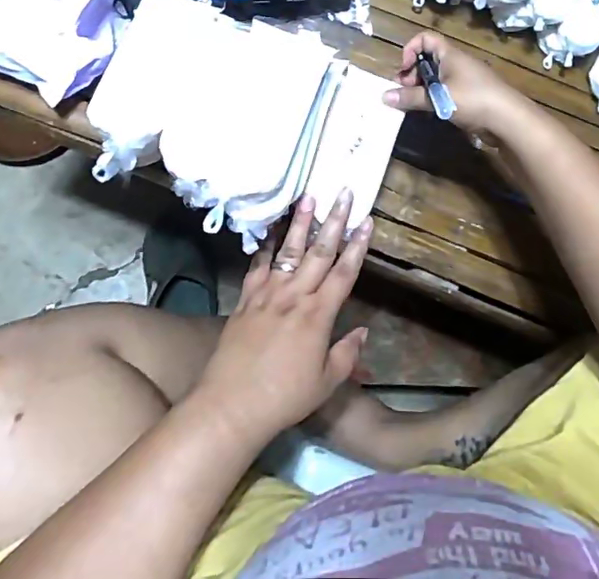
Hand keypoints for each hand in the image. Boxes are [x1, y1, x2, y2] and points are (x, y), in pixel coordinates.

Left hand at [190, 191, 372, 441]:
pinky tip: (271, 230)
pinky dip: (266, 245)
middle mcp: (294, 296)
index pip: (344, 273)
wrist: (232, 403)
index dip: (357, 246)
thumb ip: (346, 354)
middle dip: (333, 221)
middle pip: (318, 252)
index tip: (366, 221)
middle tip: (342, 193)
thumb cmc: (284, 398)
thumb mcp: (325, 383)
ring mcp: (267, 294)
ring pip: (287, 251)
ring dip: (299, 223)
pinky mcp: (245, 298)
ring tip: (308, 197)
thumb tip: (363, 331)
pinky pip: (258, 265)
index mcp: (318, 315)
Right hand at [382, 32, 526, 135]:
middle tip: (404, 91)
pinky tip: (431, 111)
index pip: (425, 38)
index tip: (404, 69)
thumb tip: (384, 97)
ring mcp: (464, 80)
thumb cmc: (473, 99)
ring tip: (413, 103)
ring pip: (436, 78)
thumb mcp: (438, 98)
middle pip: (427, 59)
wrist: (509, 120)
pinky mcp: (469, 96)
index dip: (410, 49)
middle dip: (412, 73)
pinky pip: (445, 91)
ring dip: (422, 88)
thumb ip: (410, 98)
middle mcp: (457, 63)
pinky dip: (435, 98)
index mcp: (450, 54)